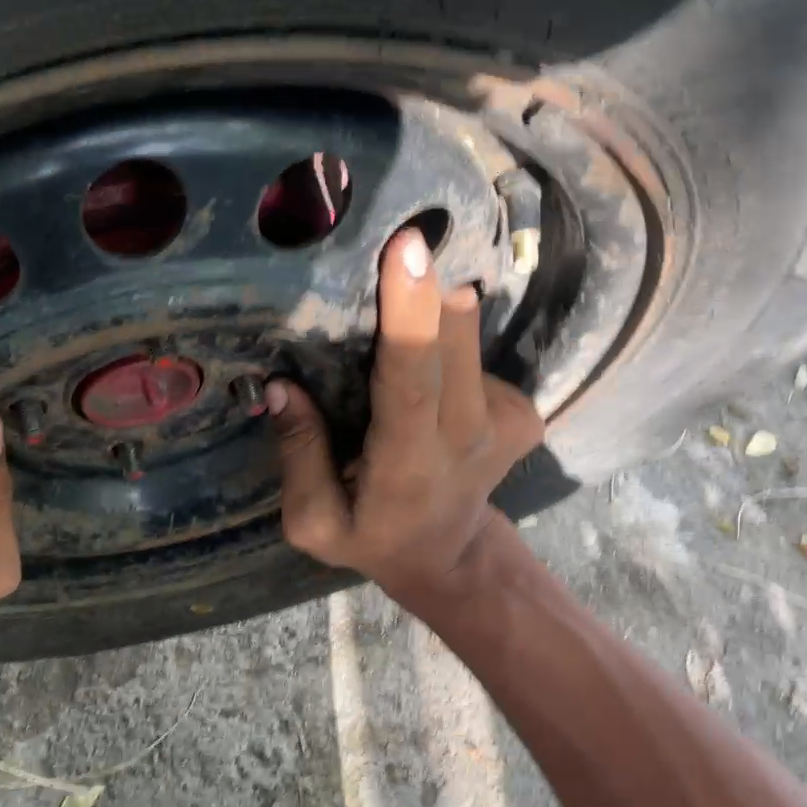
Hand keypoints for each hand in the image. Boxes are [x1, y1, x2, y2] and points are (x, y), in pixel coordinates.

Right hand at [265, 227, 544, 592]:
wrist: (450, 556)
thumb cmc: (371, 537)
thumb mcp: (313, 522)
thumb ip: (299, 455)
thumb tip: (282, 385)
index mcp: (411, 461)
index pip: (412, 376)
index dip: (409, 310)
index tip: (406, 249)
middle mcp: (470, 432)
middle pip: (453, 333)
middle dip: (421, 291)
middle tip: (384, 263)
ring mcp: (508, 419)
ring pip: (468, 334)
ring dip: (430, 322)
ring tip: (394, 344)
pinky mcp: (524, 410)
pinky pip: (478, 353)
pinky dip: (446, 353)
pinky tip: (428, 386)